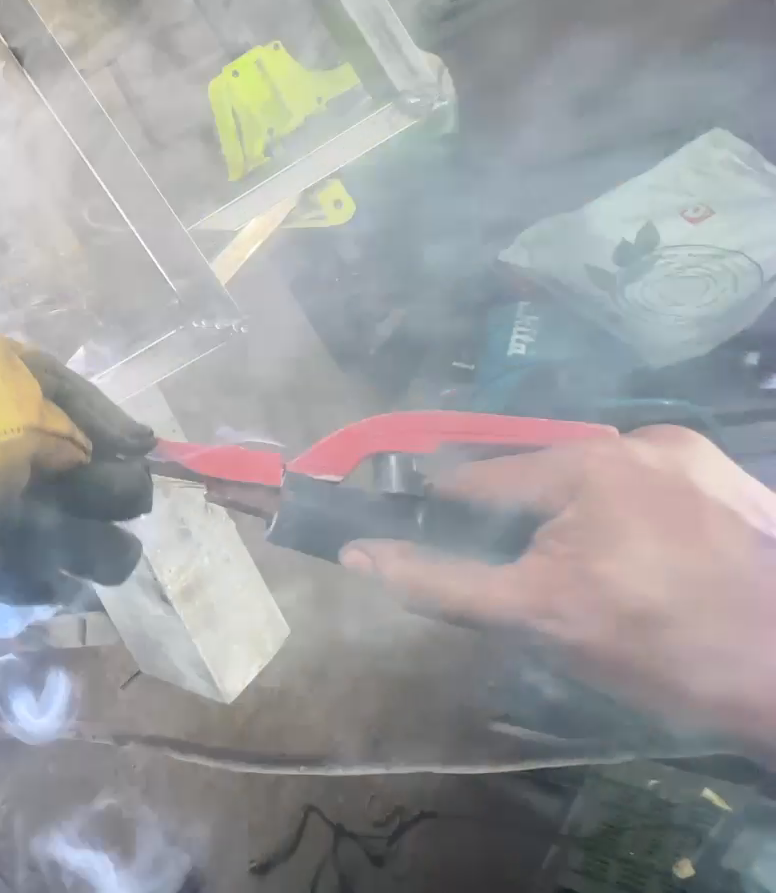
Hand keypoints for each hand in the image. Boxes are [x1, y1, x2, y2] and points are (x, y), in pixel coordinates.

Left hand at [0, 314, 154, 630]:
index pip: (60, 388)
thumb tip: (105, 457)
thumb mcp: (18, 418)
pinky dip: (13, 573)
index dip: (105, 424)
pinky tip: (54, 589)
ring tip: (107, 567)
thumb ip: (68, 434)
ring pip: (15, 511)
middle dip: (94, 490)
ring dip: (66, 540)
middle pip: (44, 459)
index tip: (143, 457)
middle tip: (125, 516)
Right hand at [341, 425, 775, 752]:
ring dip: (564, 518)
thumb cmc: (668, 648)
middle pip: (528, 477)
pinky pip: (634, 485)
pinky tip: (637, 560)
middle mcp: (638, 440)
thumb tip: (355, 553)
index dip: (447, 520)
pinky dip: (616, 515)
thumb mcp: (536, 617)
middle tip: (532, 577)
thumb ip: (437, 580)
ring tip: (587, 573)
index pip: (471, 481)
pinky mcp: (732, 480)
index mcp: (587, 463)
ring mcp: (694, 456)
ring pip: (581, 480)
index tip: (448, 554)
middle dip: (515, 522)